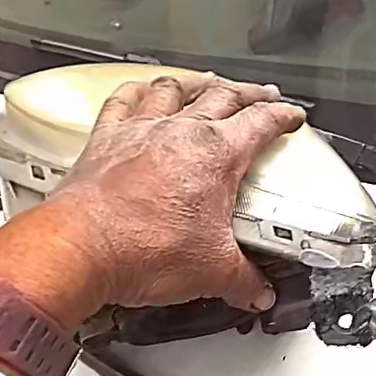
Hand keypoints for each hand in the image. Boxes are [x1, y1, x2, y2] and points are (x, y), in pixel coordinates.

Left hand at [0, 73, 305, 326]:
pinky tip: (140, 90)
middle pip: (222, 95)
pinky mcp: (106, 140)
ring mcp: (140, 131)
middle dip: (248, 93)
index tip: (292, 116)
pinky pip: (124, 101)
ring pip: (174, 88)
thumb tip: (259, 293)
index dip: (283, 117)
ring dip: (196, 83)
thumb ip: (245, 282)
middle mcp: (179, 132)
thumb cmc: (144, 250)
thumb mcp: (213, 272)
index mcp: (216, 155)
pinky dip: (137, 90)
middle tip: (260, 95)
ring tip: (206, 82)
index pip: (261, 123)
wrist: (82, 249)